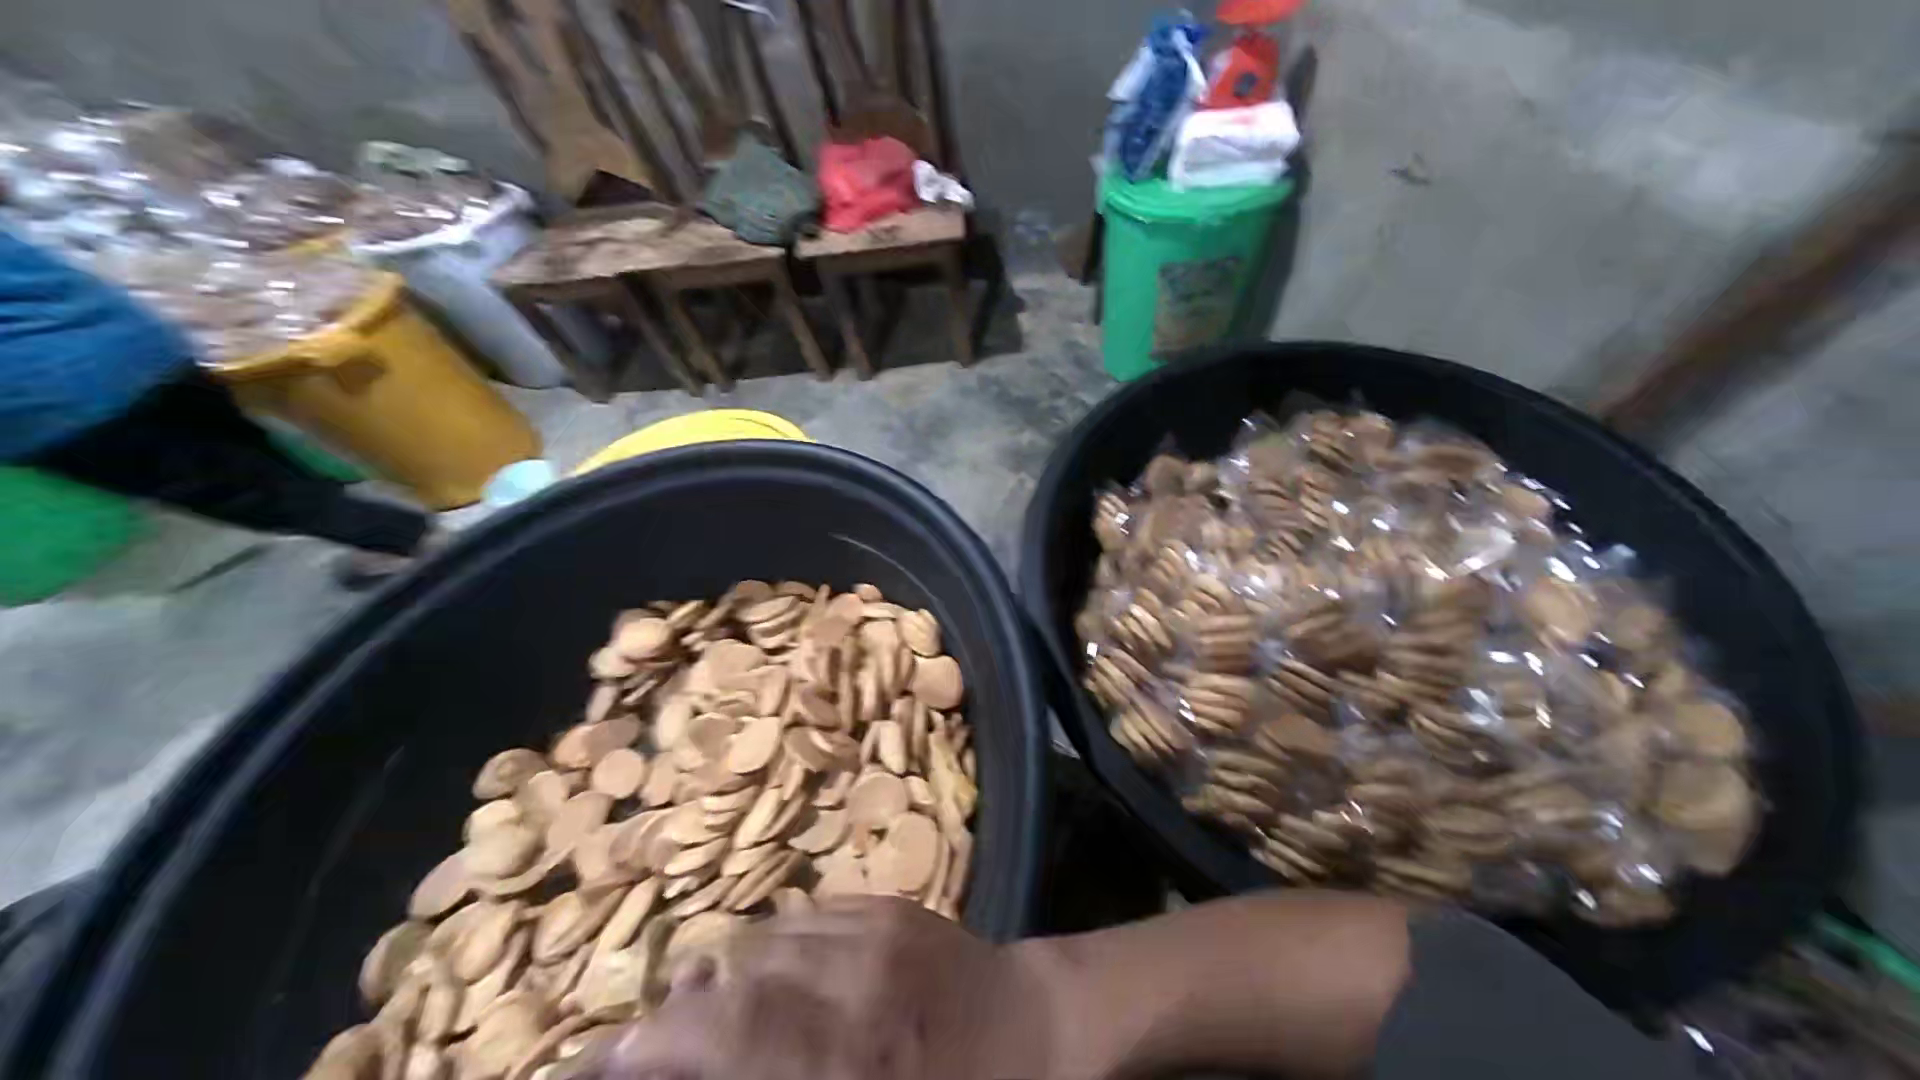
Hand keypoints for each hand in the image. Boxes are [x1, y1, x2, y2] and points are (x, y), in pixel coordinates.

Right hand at [577, 896, 1056, 1079]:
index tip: (606, 1059)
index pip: (729, 1031)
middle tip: (655, 1042)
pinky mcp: (888, 902)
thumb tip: (717, 1058)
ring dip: (728, 975)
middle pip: (734, 976)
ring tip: (721, 1011)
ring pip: (764, 938)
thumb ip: (778, 1068)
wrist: (1041, 1028)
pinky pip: (804, 917)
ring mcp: (872, 928)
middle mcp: (851, 980)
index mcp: (849, 1056)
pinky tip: (782, 975)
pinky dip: (775, 947)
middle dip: (680, 1010)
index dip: (656, 1043)